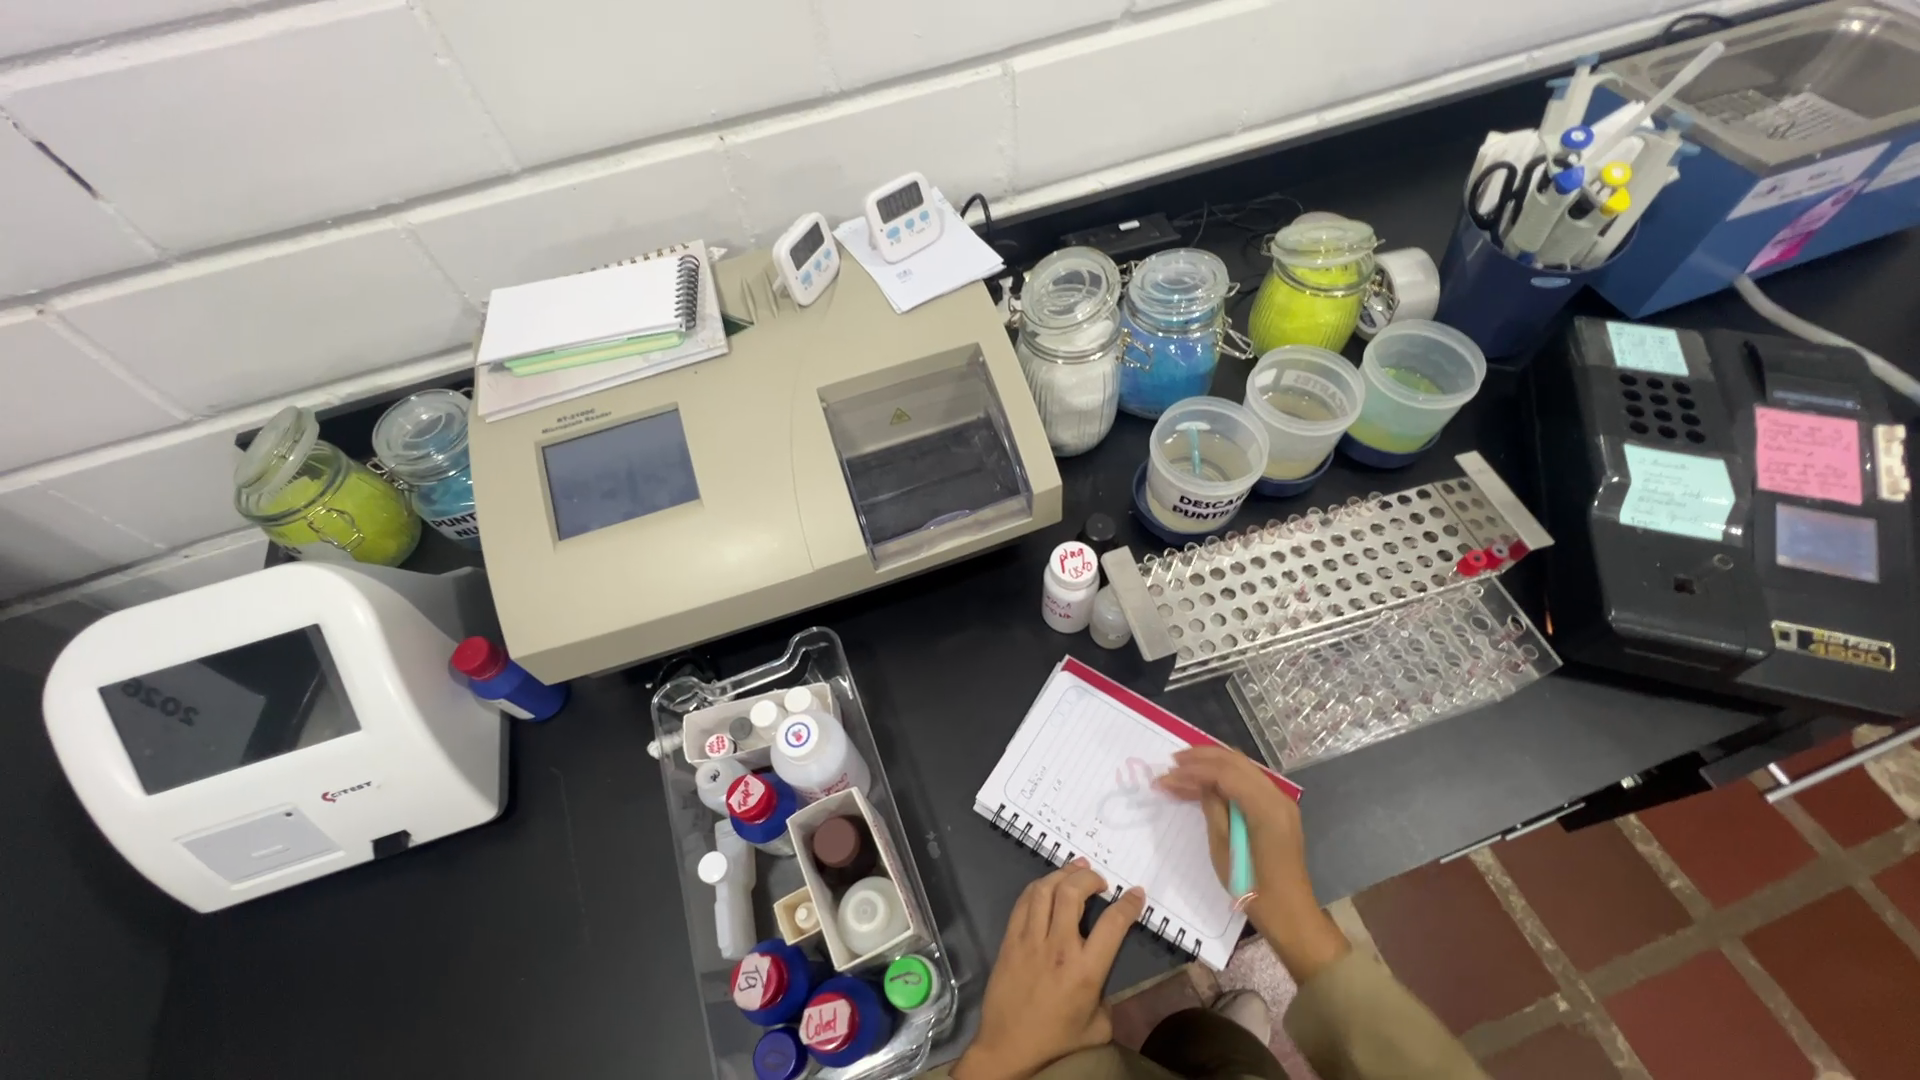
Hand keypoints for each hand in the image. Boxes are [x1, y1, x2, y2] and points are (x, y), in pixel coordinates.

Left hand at [952, 858, 1145, 1079]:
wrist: (1008, 1047)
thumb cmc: (1056, 1040)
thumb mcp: (1098, 1027)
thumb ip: (1107, 997)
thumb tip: (1105, 975)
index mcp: (1085, 971)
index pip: (1112, 925)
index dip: (1128, 904)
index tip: (1135, 893)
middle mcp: (1058, 947)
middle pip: (1072, 893)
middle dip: (1089, 878)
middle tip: (1099, 880)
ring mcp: (1030, 940)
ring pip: (1045, 890)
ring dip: (1062, 874)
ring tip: (1076, 869)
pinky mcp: (1010, 939)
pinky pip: (1024, 901)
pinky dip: (1038, 887)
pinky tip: (1048, 885)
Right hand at [1155, 745, 1348, 981]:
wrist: (1290, 915)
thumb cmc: (1253, 888)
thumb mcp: (1224, 849)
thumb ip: (1213, 809)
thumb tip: (1201, 784)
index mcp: (1265, 806)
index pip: (1224, 773)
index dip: (1192, 770)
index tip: (1166, 775)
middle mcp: (1277, 796)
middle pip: (1235, 761)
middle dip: (1201, 758)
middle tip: (1172, 762)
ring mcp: (1280, 802)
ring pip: (1242, 768)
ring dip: (1212, 764)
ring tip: (1183, 769)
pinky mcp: (1277, 810)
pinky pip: (1248, 782)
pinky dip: (1225, 777)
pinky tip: (1205, 783)